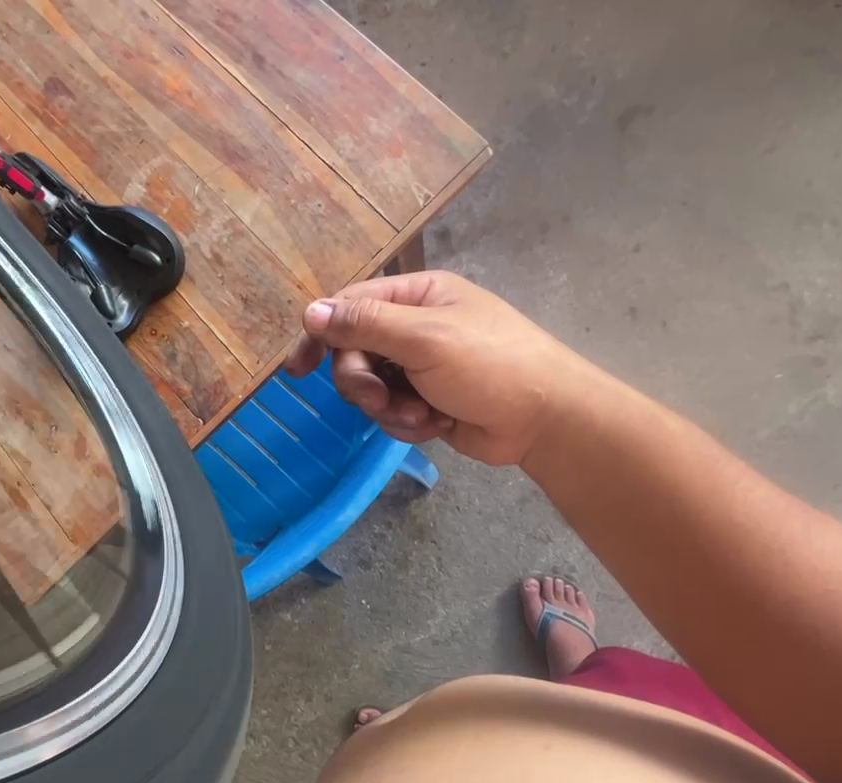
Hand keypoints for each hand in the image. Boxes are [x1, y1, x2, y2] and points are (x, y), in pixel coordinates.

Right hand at [282, 270, 598, 465]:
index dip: (321, 335)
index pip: (351, 306)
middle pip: (355, 353)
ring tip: (421, 416)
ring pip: (371, 389)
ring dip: (389, 409)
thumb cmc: (490, 365)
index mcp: (417, 297)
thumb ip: (365, 325)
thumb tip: (310, 312)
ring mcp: (420, 368)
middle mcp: (415, 328)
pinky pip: (392, 414)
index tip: (298, 370)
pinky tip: (436, 425)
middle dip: (363, 382)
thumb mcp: (424, 338)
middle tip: (379, 399)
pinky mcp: (426, 402)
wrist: (543, 419)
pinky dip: (407, 424)